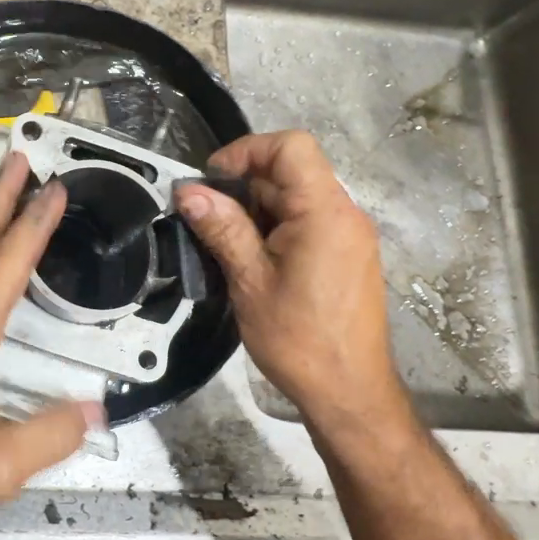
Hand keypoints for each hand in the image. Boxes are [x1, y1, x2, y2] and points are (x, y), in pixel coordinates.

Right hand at [175, 131, 411, 451]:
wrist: (350, 392)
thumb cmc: (299, 339)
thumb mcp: (250, 282)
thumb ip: (222, 229)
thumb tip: (188, 191)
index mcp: (325, 212)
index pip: (291, 147)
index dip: (246, 152)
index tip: (213, 182)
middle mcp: (344, 214)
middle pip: (291, 170)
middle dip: (243, 186)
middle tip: (207, 221)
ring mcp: (349, 235)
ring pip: (295, 197)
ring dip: (255, 210)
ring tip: (225, 246)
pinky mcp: (346, 255)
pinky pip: (307, 221)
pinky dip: (274, 228)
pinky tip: (251, 260)